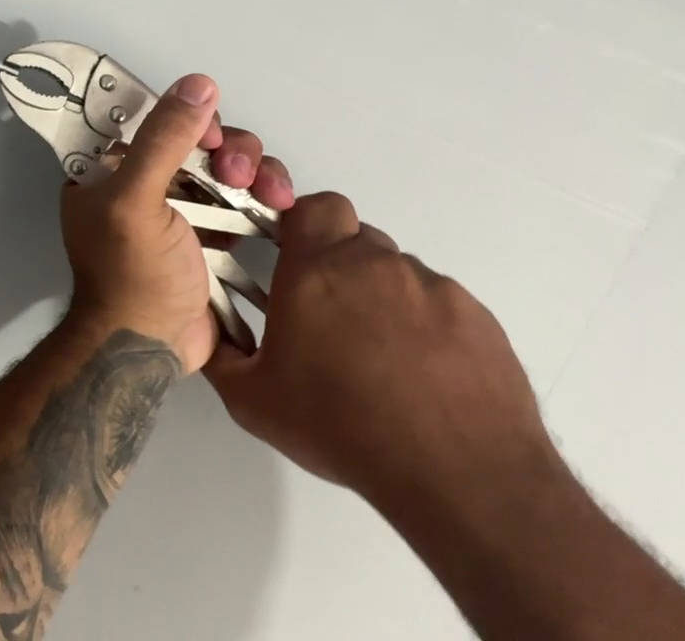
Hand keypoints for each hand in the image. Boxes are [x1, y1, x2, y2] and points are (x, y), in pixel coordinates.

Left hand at [59, 74, 294, 372]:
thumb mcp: (135, 200)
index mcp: (108, 172)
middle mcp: (142, 185)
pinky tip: (279, 208)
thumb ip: (163, 141)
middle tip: (238, 173)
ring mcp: (179, 210)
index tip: (210, 134)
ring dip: (255, 171)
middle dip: (229, 149)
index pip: (149, 120)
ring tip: (270, 195)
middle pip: (196, 141)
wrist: (149, 346)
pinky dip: (263, 199)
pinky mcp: (212, 235)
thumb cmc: (131, 274)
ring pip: (225, 167)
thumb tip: (196, 85)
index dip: (185, 117)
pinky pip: (243, 201)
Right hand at [204, 192, 557, 500]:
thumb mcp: (250, 398)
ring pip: (396, 271)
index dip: (299, 222)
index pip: (312, 206)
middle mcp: (377, 267)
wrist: (460, 477)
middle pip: (354, 236)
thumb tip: (204, 329)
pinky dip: (423, 324)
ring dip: (379, 294)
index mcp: (316, 272)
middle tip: (324, 311)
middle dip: (336, 261)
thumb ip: (219, 351)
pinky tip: (418, 374)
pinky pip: (439, 303)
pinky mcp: (480, 320)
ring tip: (375, 353)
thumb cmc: (340, 427)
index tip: (288, 255)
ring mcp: (436, 290)